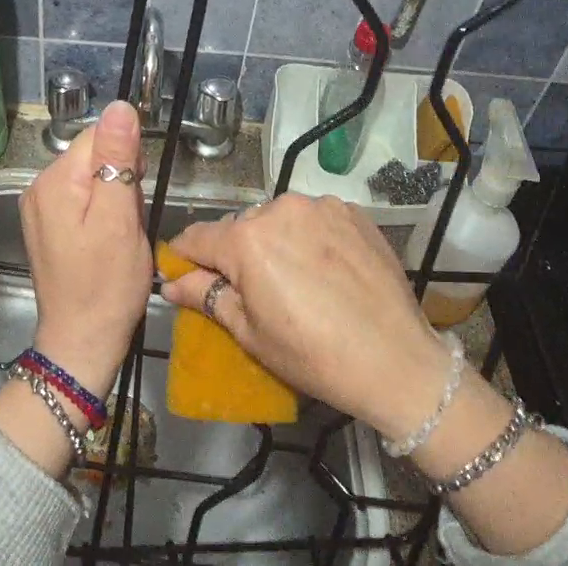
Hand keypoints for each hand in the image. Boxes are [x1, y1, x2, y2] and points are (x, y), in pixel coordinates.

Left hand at [18, 101, 151, 400]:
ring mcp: (40, 208)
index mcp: (55, 180)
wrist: (82, 342)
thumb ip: (117, 160)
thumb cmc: (107, 284)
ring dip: (113, 200)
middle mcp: (39, 187)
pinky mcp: (47, 226)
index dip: (126, 160)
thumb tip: (120, 106)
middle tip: (128, 223)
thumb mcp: (120, 219)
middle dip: (120, 181)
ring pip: (91, 179)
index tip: (136, 196)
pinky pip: (81, 201)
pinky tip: (107, 242)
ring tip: (119, 236)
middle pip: (93, 156)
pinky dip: (101, 215)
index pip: (99, 136)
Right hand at [160, 193, 451, 438]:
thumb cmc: (314, 356)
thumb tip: (170, 283)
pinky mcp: (353, 212)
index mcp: (247, 240)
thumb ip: (207, 297)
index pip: (197, 237)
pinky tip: (326, 270)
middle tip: (254, 292)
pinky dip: (310, 238)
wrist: (397, 361)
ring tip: (296, 281)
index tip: (185, 276)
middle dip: (237, 254)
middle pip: (240, 227)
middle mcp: (280, 209)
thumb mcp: (251, 333)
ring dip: (276, 241)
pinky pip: (314, 219)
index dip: (185, 258)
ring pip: (279, 219)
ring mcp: (321, 207)